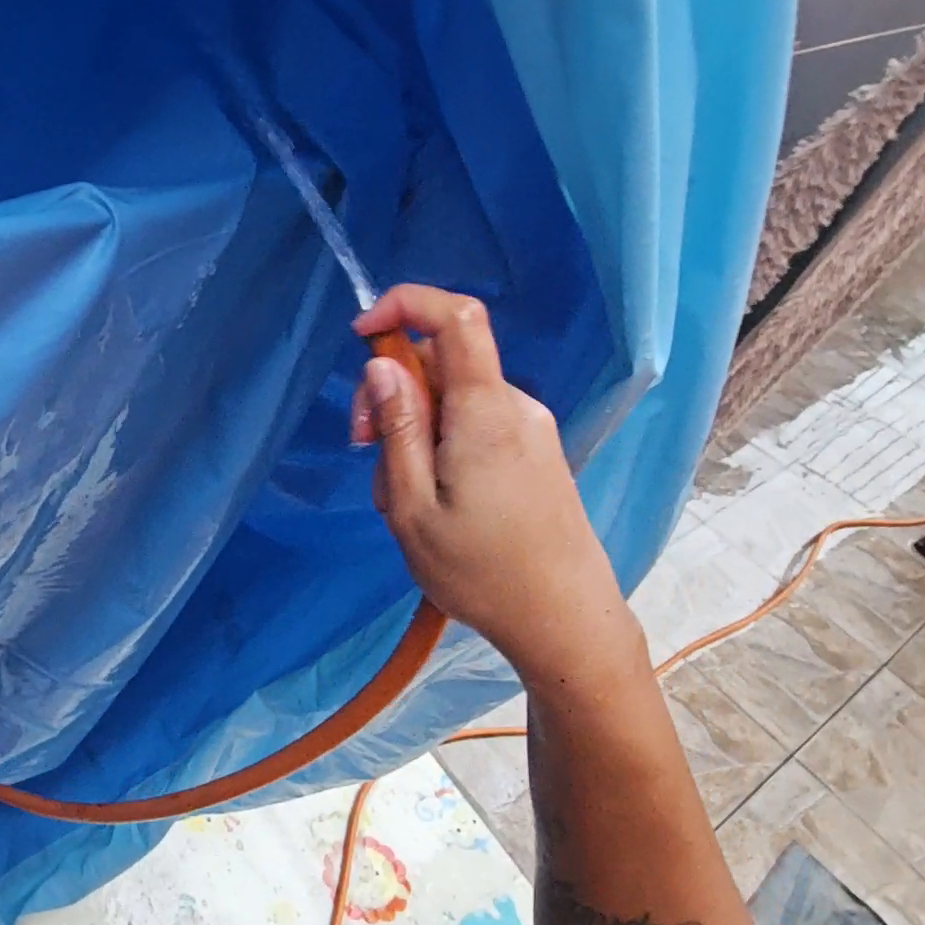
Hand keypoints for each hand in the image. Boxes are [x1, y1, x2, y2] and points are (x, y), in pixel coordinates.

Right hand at [349, 285, 641, 678]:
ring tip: (400, 498)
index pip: (456, 318)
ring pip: (449, 400)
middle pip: (441, 363)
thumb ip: (397, 429)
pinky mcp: (531, 450)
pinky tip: (428, 499)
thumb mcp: (412, 505)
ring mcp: (527, 428)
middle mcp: (513, 407)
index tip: (360, 335)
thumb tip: (382, 364)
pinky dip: (434, 446)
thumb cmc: (479, 570)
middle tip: (364, 449)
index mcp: (484, 412)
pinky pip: (469, 424)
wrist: (563, 620)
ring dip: (409, 432)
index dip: (406, 304)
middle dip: (390, 393)